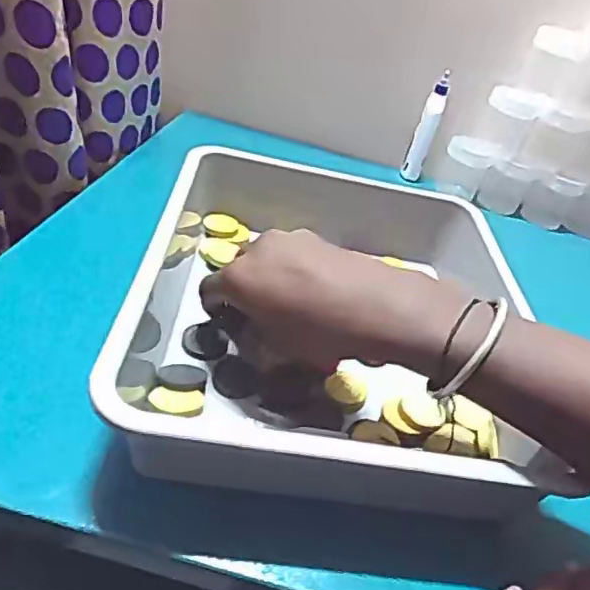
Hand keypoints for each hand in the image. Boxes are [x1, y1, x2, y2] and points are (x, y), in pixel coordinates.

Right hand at [198, 229, 468, 373]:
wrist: (379, 306)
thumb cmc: (323, 333)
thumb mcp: (280, 350)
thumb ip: (257, 339)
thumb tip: (257, 335)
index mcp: (238, 277)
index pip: (210, 291)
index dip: (217, 310)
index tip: (228, 322)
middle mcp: (258, 249)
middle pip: (239, 269)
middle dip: (245, 291)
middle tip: (260, 316)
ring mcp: (290, 239)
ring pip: (268, 260)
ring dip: (272, 279)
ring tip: (292, 307)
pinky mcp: (318, 239)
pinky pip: (295, 257)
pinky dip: (296, 272)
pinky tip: (316, 296)